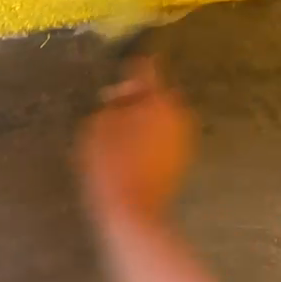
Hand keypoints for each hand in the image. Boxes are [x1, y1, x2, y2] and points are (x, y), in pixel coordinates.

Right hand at [76, 56, 195, 220]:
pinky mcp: (182, 160)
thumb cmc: (110, 167)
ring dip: (145, 119)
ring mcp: (184, 138)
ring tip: (121, 133)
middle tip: (115, 109)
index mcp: (159, 99)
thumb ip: (111, 104)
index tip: (118, 74)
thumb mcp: (96, 127)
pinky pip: (164, 138)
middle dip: (139, 98)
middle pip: (158, 94)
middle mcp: (179, 113)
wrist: (133, 213)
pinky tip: (132, 151)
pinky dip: (151, 138)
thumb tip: (120, 97)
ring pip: (163, 117)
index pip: (147, 68)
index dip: (130, 70)